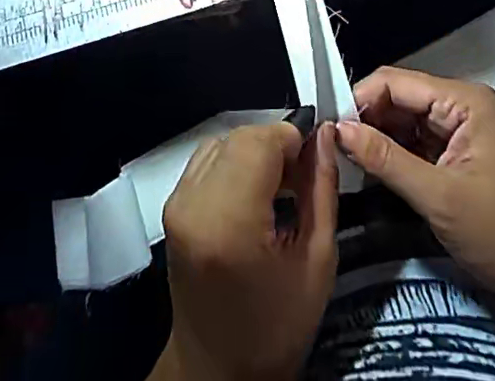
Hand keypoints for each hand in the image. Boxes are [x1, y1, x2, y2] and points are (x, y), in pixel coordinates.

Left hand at [152, 121, 338, 380]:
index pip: (256, 142)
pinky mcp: (170, 204)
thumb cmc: (276, 326)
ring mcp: (175, 201)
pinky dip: (233, 164)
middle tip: (303, 175)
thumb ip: (320, 191)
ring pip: (220, 144)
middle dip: (274, 146)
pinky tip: (255, 193)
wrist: (218, 367)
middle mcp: (192, 201)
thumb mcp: (316, 262)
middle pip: (237, 139)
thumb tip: (323, 137)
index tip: (315, 156)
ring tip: (281, 187)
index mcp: (227, 220)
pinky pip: (205, 161)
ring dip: (253, 153)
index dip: (290, 138)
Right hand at [335, 68, 494, 312]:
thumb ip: (384, 158)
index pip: (392, 82)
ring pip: (402, 119)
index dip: (358, 102)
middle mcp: (463, 105)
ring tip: (352, 164)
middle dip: (365, 121)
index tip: (331, 132)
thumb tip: (336, 129)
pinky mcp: (461, 152)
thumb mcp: (439, 198)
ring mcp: (463, 128)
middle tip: (337, 151)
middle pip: (396, 97)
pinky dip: (394, 154)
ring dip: (377, 139)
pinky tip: (376, 172)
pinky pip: (415, 140)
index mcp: (465, 102)